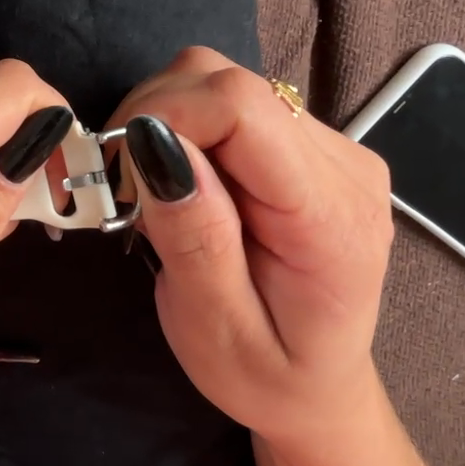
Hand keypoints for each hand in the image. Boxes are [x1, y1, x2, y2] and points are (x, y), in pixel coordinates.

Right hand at [109, 47, 394, 451]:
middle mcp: (341, 163)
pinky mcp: (300, 139)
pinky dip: (177, 123)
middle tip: (126, 187)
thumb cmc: (264, 373)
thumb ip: (194, 236)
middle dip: (151, 118)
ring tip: (150, 185)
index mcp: (331, 216)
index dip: (164, 115)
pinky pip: (221, 98)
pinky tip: (176, 176)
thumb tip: (152, 142)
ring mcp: (326, 145)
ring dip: (160, 119)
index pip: (243, 107)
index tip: (123, 173)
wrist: (314, 388)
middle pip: (224, 81)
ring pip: (216, 77)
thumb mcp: (216, 328)